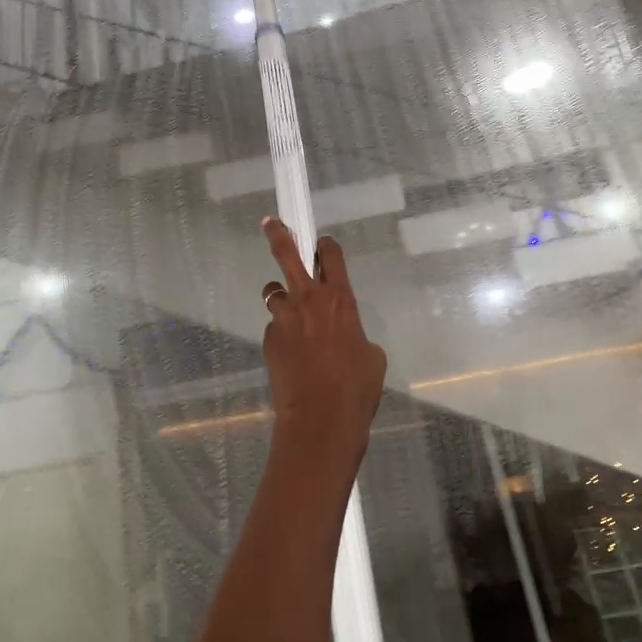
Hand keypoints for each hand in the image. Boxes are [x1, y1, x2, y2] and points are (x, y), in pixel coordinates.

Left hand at [259, 217, 387, 465]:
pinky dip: (282, 333)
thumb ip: (355, 333)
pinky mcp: (269, 339)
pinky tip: (293, 356)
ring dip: (280, 296)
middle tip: (270, 222)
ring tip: (287, 309)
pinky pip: (275, 327)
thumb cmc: (357, 387)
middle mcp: (308, 300)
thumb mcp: (371, 356)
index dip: (327, 246)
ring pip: (274, 292)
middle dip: (278, 235)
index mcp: (340, 300)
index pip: (332, 256)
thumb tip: (345, 335)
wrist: (321, 418)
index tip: (322, 243)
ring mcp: (284, 319)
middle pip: (287, 255)